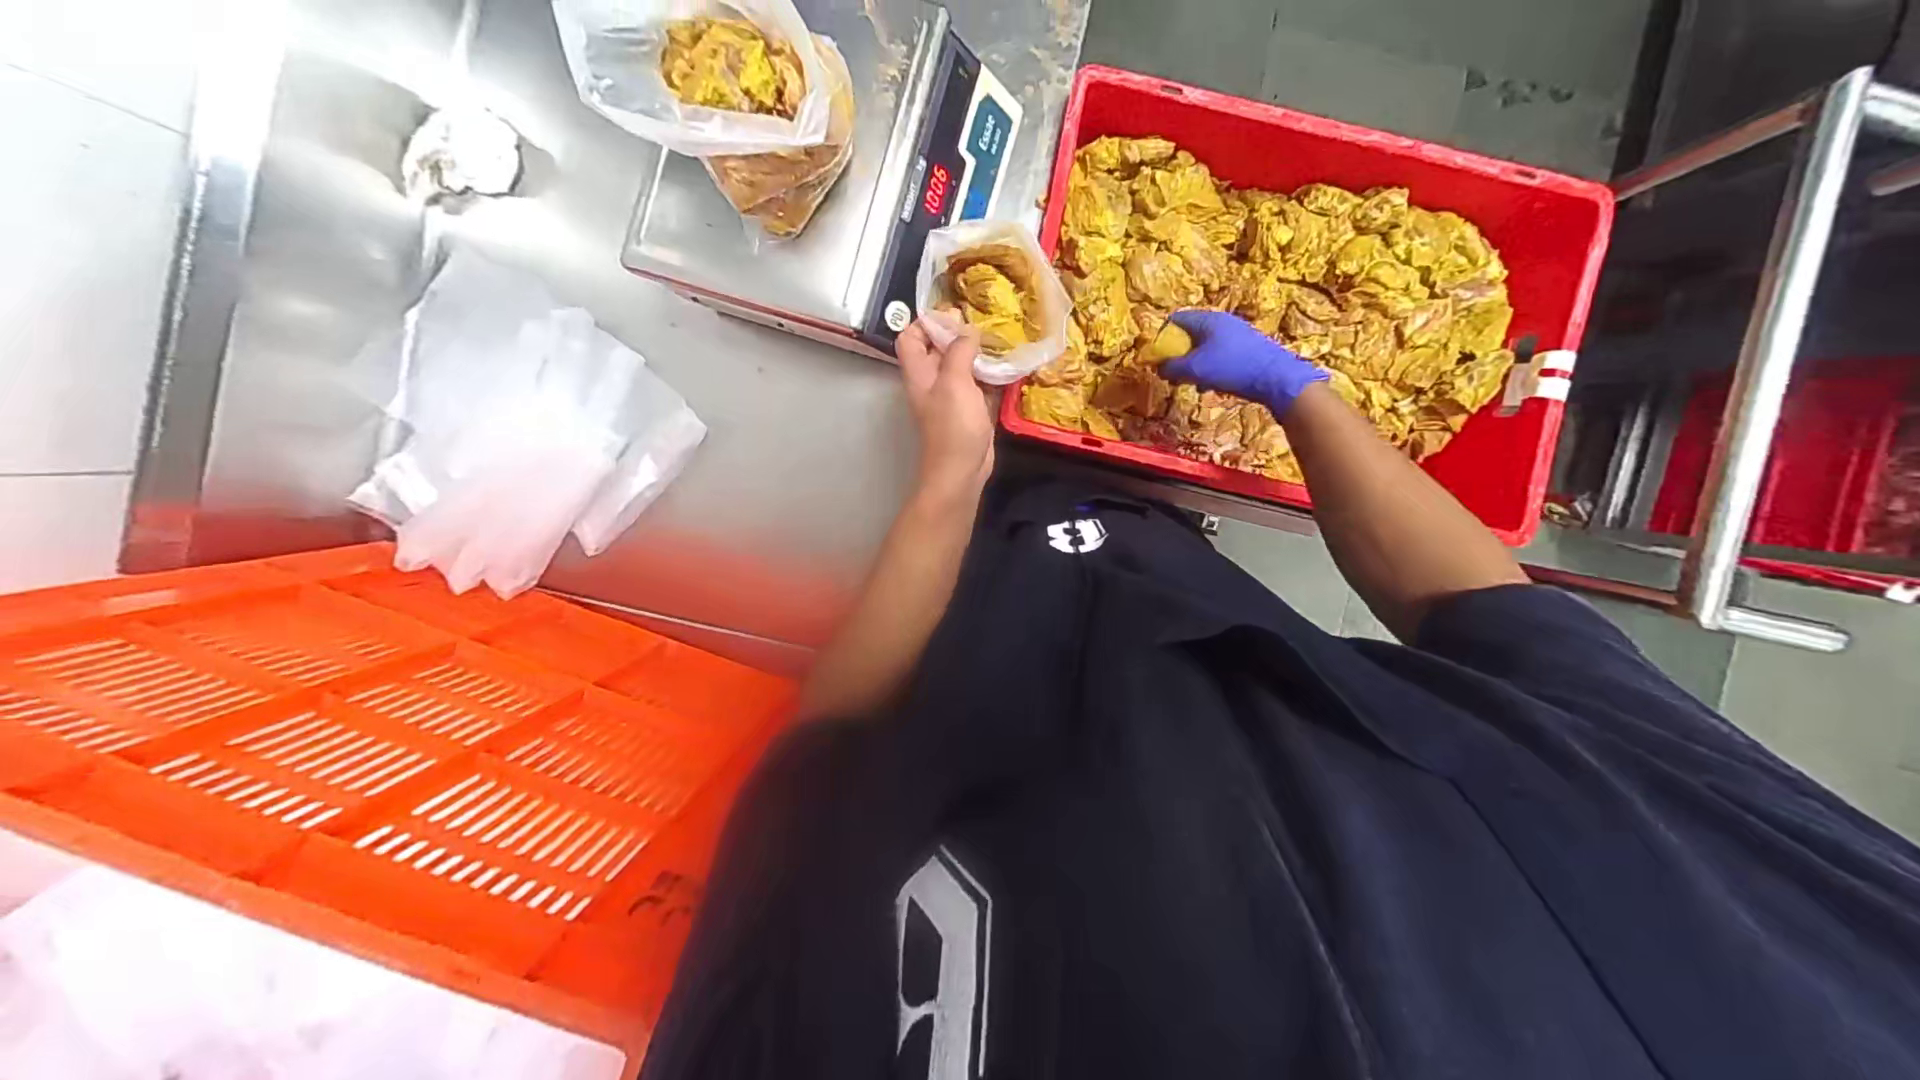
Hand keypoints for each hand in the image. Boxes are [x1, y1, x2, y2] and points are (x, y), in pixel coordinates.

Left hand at [897, 318, 993, 500]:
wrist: (961, 472)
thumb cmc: (953, 427)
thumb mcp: (954, 382)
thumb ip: (959, 351)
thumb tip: (967, 329)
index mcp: (919, 373)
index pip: (910, 337)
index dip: (927, 322)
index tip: (954, 314)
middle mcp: (932, 382)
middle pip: (938, 348)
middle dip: (958, 333)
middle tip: (984, 322)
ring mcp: (952, 397)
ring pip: (961, 365)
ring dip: (977, 353)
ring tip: (1000, 338)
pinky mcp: (970, 410)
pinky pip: (978, 384)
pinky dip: (990, 373)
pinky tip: (1008, 365)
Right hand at [1161, 309, 1327, 417]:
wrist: (1275, 378)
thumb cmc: (1231, 368)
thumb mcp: (1194, 369)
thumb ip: (1171, 367)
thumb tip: (1158, 367)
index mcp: (1207, 320)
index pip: (1175, 319)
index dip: (1162, 337)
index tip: (1157, 357)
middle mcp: (1222, 322)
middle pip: (1190, 333)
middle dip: (1178, 354)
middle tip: (1172, 373)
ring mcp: (1236, 334)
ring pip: (1204, 346)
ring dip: (1193, 364)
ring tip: (1191, 382)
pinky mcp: (1246, 349)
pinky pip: (1218, 354)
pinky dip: (1209, 367)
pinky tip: (1211, 385)